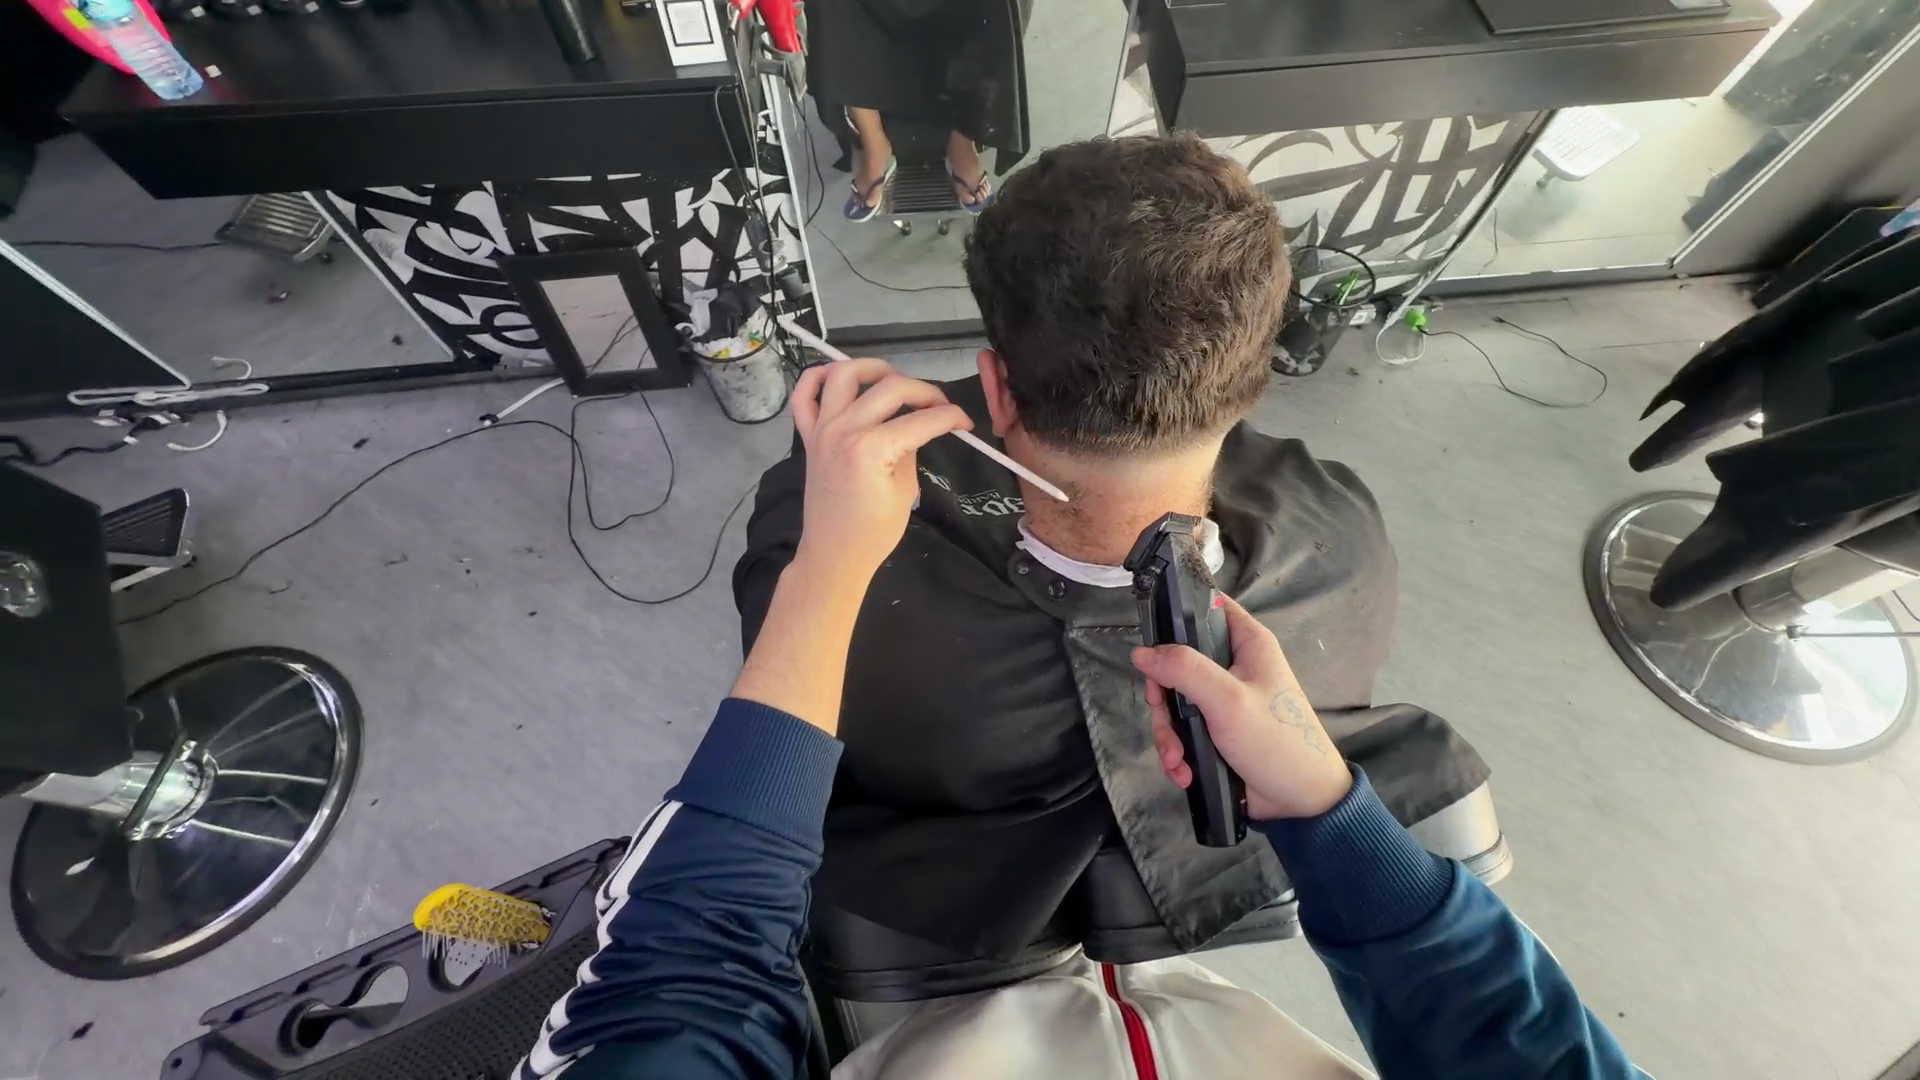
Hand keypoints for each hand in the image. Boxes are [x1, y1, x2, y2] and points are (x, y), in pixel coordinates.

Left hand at [790, 358, 972, 584]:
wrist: (834, 554)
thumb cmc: (874, 533)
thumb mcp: (906, 491)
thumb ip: (911, 449)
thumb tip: (919, 427)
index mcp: (871, 448)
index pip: (922, 419)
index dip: (951, 417)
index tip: (966, 423)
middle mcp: (844, 429)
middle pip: (891, 387)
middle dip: (925, 391)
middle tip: (941, 407)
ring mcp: (822, 429)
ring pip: (844, 374)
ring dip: (873, 368)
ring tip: (894, 379)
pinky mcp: (809, 436)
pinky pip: (804, 395)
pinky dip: (817, 377)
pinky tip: (839, 378)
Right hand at [1131, 596, 1352, 819]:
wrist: (1300, 803)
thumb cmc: (1274, 740)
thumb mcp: (1227, 699)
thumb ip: (1183, 669)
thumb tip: (1141, 653)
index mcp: (1246, 642)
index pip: (1205, 606)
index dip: (1175, 616)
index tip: (1153, 643)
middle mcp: (1232, 665)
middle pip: (1176, 660)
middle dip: (1163, 696)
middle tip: (1163, 714)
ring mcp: (1220, 699)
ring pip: (1173, 700)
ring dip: (1167, 733)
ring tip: (1177, 759)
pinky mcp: (1212, 729)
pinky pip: (1180, 729)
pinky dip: (1176, 751)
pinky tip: (1182, 770)